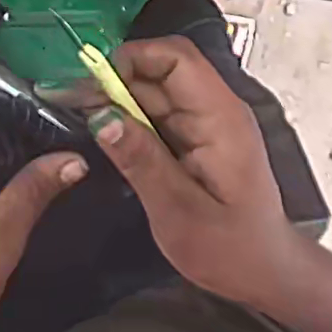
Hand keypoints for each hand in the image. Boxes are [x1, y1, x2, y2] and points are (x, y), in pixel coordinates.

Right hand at [82, 36, 312, 306]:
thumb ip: (141, 160)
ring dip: (113, 96)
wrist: (264, 273)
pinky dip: (124, 115)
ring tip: (74, 110)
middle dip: (112, 77)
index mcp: (219, 117)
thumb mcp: (178, 211)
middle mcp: (212, 109)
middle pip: (158, 69)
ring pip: (151, 89)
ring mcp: (202, 122)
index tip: (91, 82)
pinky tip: (99, 128)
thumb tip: (100, 117)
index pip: (176, 58)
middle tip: (67, 99)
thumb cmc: (230, 248)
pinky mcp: (191, 136)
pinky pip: (153, 112)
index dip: (132, 58)